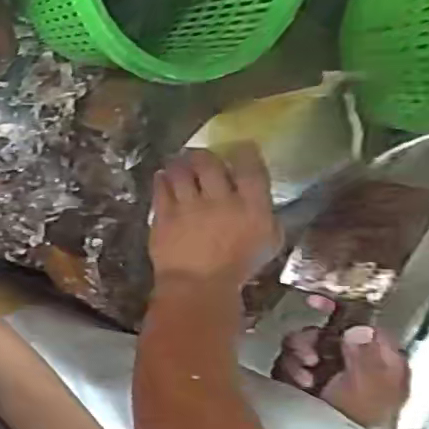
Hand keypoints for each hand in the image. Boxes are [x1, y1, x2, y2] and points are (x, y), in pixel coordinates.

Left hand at [149, 145, 279, 293]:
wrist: (198, 282)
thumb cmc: (238, 265)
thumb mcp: (268, 240)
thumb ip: (265, 215)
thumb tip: (259, 198)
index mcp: (251, 207)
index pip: (250, 170)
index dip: (244, 153)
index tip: (240, 146)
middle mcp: (219, 201)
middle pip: (209, 165)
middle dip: (204, 155)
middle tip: (200, 154)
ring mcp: (188, 206)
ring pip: (180, 173)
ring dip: (179, 164)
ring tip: (179, 162)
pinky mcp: (163, 214)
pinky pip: (160, 189)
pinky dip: (161, 179)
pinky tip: (162, 176)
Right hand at [277, 298, 410, 428]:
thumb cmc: (360, 418)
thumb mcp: (368, 388)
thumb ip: (366, 358)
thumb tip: (360, 327)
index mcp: (380, 357)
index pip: (361, 322)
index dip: (340, 310)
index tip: (315, 301)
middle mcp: (353, 359)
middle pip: (323, 332)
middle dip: (308, 342)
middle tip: (308, 359)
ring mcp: (327, 370)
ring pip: (301, 345)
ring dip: (295, 358)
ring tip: (302, 378)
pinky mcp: (303, 378)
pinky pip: (287, 360)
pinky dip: (287, 369)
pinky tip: (294, 384)